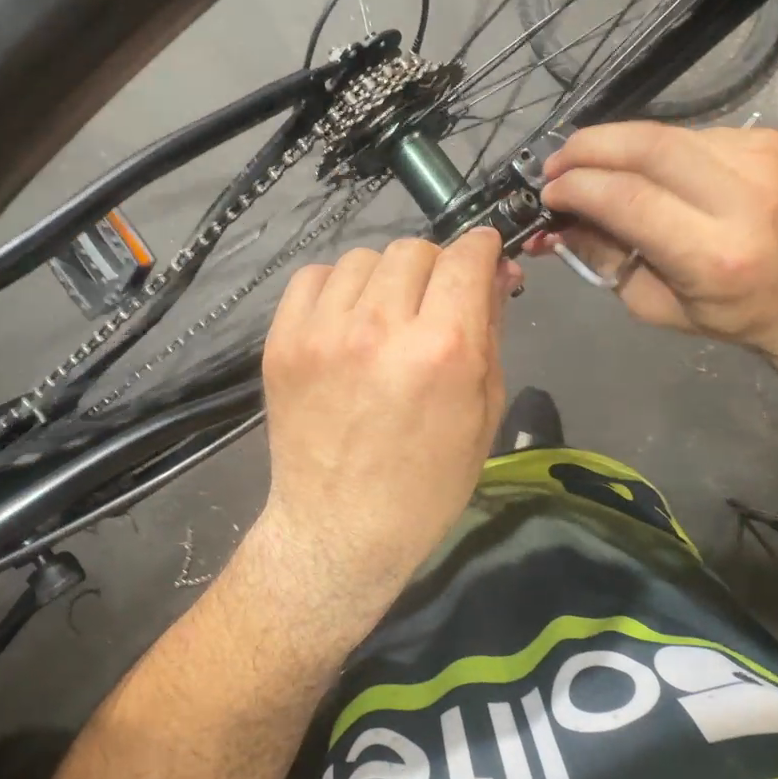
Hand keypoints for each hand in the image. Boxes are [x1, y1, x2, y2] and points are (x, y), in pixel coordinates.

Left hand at [256, 228, 520, 602]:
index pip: (466, 256)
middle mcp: (382, 327)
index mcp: (443, 348)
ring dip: (386, 278)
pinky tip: (346, 322)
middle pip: (414, 249)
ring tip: (386, 317)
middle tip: (434, 303)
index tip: (483, 257)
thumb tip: (495, 273)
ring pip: (364, 258)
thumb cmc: (428, 484)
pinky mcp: (283, 341)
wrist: (341, 530)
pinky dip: (337, 288)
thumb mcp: (484, 411)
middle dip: (436, 267)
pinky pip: (314, 277)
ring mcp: (324, 331)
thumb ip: (491, 331)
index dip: (482, 248)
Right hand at [529, 121, 777, 358]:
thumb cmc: (728, 312)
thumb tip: (552, 222)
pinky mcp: (767, 141)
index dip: (578, 187)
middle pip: (648, 146)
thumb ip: (601, 257)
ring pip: (665, 133)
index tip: (548, 192)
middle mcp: (743, 201)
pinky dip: (656, 148)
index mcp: (714, 256)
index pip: (629, 199)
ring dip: (617, 145)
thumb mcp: (651, 303)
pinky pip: (690, 134)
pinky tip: (651, 170)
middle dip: (589, 146)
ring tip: (592, 164)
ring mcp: (761, 162)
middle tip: (557, 162)